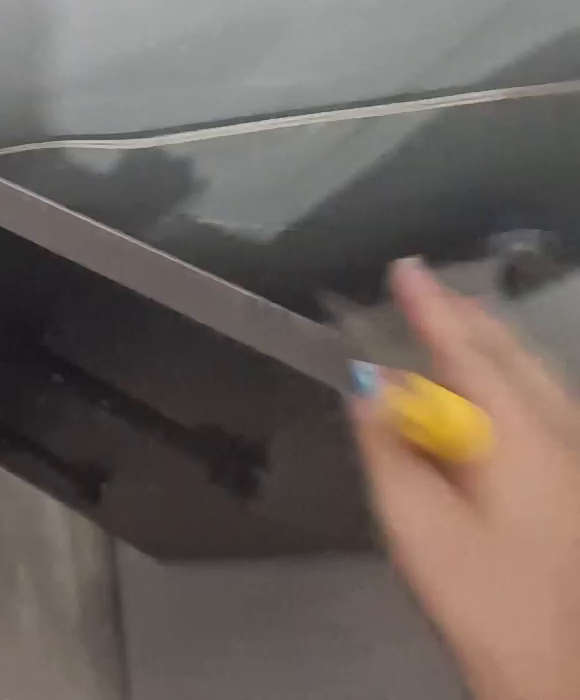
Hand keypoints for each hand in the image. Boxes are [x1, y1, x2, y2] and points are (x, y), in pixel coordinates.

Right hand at [353, 258, 579, 699]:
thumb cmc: (481, 591)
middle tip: (429, 283)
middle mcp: (566, 447)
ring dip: (494, 346)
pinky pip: (544, 413)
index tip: (406, 268)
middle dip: (472, 320)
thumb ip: (390, 443)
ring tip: (457, 316)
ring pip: (541, 387)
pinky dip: (510, 380)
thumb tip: (368, 380)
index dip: (434, 311)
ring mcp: (578, 470)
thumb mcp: (415, 518)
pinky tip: (492, 383)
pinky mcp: (575, 492)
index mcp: (521, 446)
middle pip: (519, 366)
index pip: (470, 358)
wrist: (566, 673)